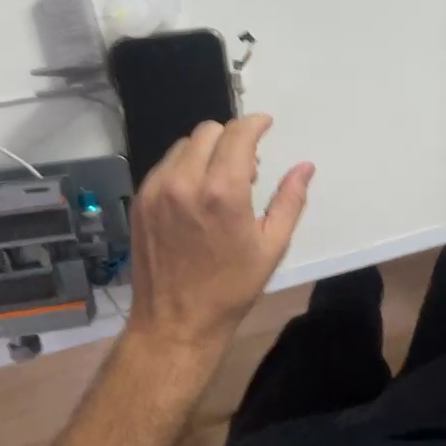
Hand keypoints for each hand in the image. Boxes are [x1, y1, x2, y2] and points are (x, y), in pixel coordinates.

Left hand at [126, 115, 313, 360]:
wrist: (175, 322)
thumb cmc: (231, 287)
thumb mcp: (272, 246)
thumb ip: (290, 200)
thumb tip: (304, 167)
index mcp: (223, 192)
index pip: (238, 134)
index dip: (255, 123)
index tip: (265, 125)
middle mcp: (186, 182)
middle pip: (209, 131)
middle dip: (232, 138)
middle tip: (247, 166)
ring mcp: (157, 190)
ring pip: (185, 145)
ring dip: (207, 151)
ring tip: (220, 180)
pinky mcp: (140, 201)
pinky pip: (165, 165)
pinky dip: (184, 166)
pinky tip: (196, 193)